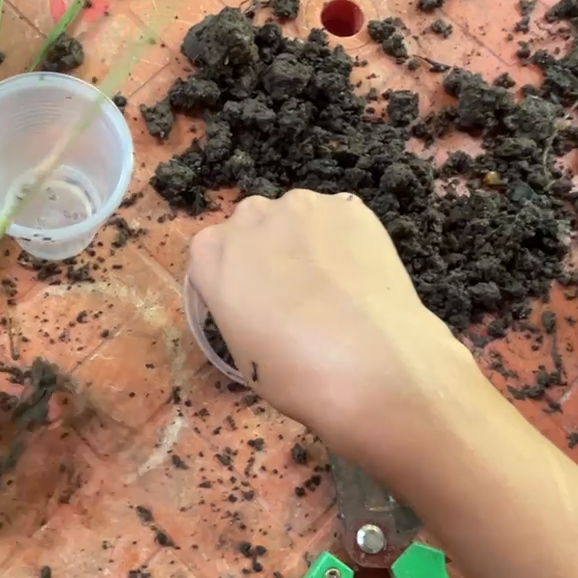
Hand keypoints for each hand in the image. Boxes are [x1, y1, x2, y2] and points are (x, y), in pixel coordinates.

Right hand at [187, 190, 483, 486]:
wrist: (367, 364)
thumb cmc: (291, 372)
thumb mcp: (239, 347)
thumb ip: (239, 304)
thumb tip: (264, 298)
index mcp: (211, 252)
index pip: (215, 252)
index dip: (238, 278)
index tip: (256, 303)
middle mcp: (249, 216)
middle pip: (254, 226)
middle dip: (270, 250)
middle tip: (295, 293)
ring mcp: (302, 205)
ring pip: (298, 219)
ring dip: (308, 242)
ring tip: (335, 285)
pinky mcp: (350, 206)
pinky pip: (339, 220)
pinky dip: (345, 240)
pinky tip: (360, 275)